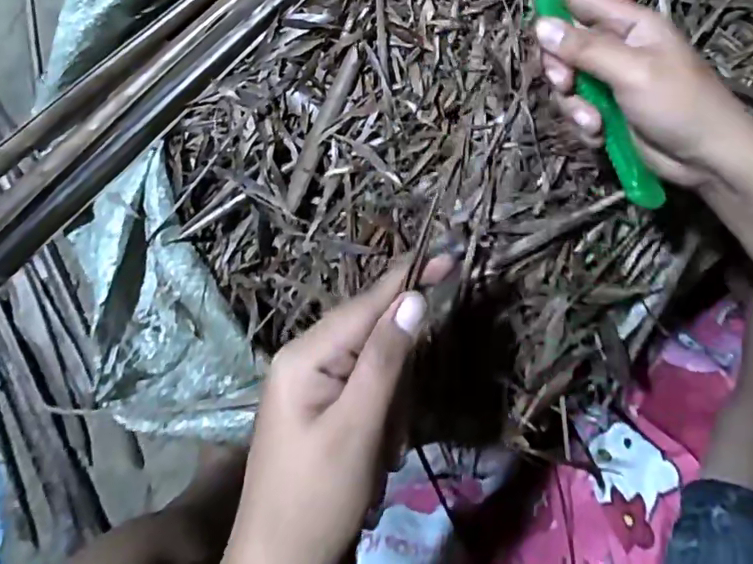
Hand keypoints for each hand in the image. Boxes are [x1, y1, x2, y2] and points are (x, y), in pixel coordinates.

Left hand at [223, 257, 452, 563]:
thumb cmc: (316, 496)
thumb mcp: (356, 428)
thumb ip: (385, 360)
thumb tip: (413, 298)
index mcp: (305, 354)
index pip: (366, 304)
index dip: (408, 279)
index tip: (447, 255)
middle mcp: (306, 358)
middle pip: (374, 338)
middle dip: (396, 383)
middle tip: (389, 434)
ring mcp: (313, 384)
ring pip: (377, 371)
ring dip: (390, 412)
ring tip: (377, 458)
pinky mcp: (324, 408)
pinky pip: (368, 396)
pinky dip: (380, 425)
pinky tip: (372, 461)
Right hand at [531, 0, 752, 189]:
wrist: (710, 161)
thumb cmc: (681, 105)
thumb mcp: (633, 72)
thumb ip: (585, 49)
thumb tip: (541, 26)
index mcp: (631, 26)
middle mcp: (618, 48)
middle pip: (564, 41)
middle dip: (557, 64)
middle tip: (565, 82)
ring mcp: (612, 80)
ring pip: (565, 78)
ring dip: (571, 101)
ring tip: (592, 121)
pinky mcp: (608, 110)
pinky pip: (575, 106)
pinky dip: (581, 122)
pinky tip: (598, 135)